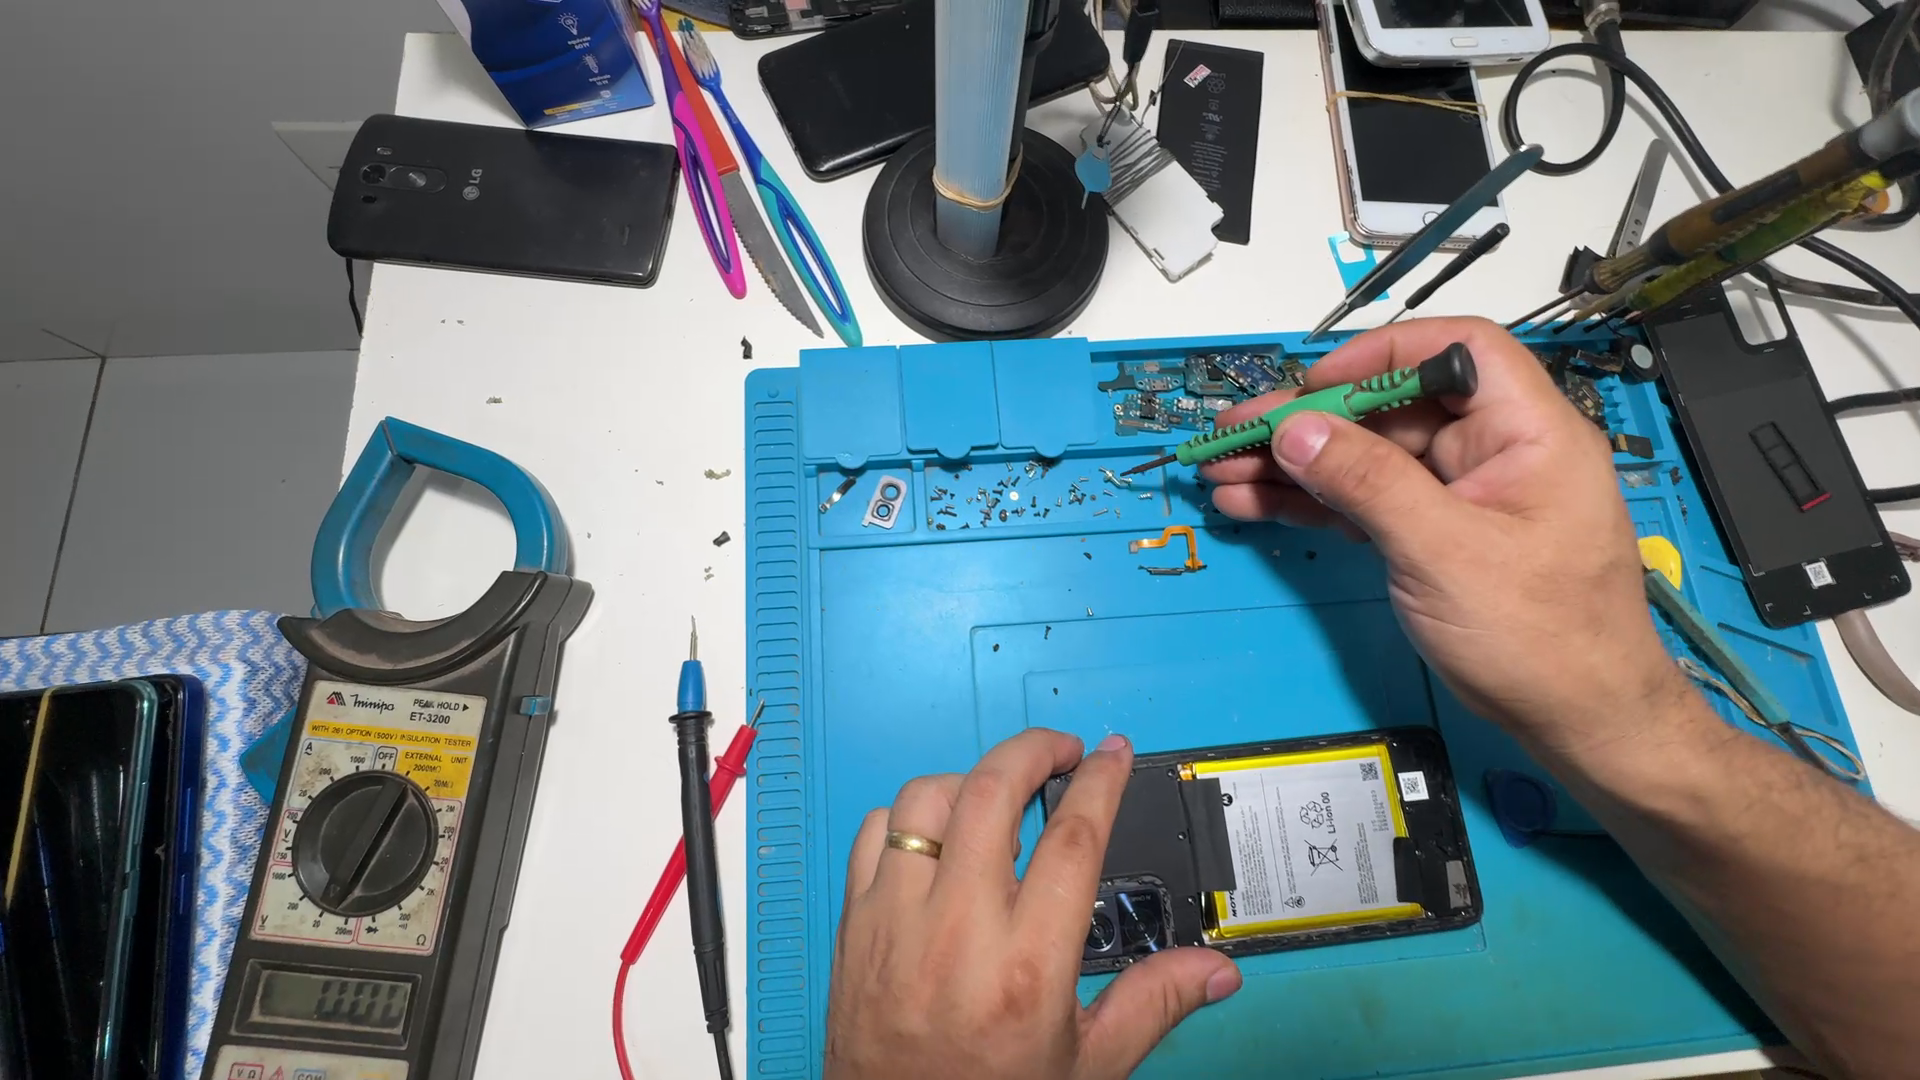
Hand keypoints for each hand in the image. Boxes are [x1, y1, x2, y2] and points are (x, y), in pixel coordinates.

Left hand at [825, 729, 1240, 1079]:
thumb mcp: (1088, 1065)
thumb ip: (1153, 1004)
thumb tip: (1217, 972)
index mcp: (1025, 966)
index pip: (1073, 839)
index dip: (1101, 782)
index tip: (1112, 754)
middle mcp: (957, 929)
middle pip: (991, 792)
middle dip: (1032, 751)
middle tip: (1059, 751)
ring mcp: (896, 918)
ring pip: (926, 799)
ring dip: (969, 783)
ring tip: (997, 801)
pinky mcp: (856, 919)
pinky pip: (875, 830)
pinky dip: (911, 816)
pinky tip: (938, 838)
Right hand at [1202, 317, 1691, 759]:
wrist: (1568, 720)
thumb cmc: (1532, 631)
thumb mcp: (1444, 550)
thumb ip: (1368, 483)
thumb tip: (1293, 430)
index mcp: (1522, 431)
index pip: (1457, 352)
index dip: (1382, 354)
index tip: (1314, 385)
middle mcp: (1480, 451)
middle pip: (1384, 410)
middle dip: (1304, 421)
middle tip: (1231, 434)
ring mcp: (1443, 494)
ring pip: (1356, 458)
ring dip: (1287, 464)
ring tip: (1219, 472)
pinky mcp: (1415, 532)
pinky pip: (1351, 501)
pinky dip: (1301, 502)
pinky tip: (1247, 503)